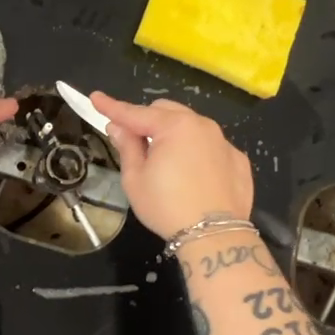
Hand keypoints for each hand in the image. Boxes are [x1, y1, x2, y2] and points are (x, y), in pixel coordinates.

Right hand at [90, 92, 253, 238]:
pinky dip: (196, 152)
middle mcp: (202, 125)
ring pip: (191, 126)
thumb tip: (119, 127)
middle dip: (147, 121)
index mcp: (174, 126)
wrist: (215, 237)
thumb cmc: (166, 207)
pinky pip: (211, 146)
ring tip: (164, 162)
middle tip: (134, 142)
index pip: (135, 113)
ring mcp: (224, 142)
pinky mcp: (238, 160)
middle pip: (166, 111)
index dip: (112, 106)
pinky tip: (192, 176)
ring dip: (173, 135)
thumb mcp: (135, 179)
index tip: (95, 98)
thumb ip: (127, 147)